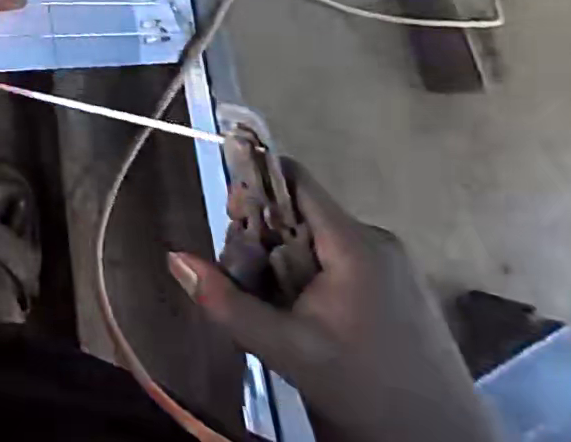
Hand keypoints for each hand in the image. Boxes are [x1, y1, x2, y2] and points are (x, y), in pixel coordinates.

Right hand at [168, 164, 496, 441]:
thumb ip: (228, 302)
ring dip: (281, 259)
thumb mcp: (287, 350)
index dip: (254, 187)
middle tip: (249, 279)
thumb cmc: (367, 392)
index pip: (292, 178)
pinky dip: (306, 275)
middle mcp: (375, 240)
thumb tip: (174, 256)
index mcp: (354, 243)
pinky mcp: (396, 286)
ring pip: (310, 236)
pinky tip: (305, 316)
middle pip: (296, 210)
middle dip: (262, 236)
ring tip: (277, 307)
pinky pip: (333, 257)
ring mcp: (391, 264)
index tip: (233, 221)